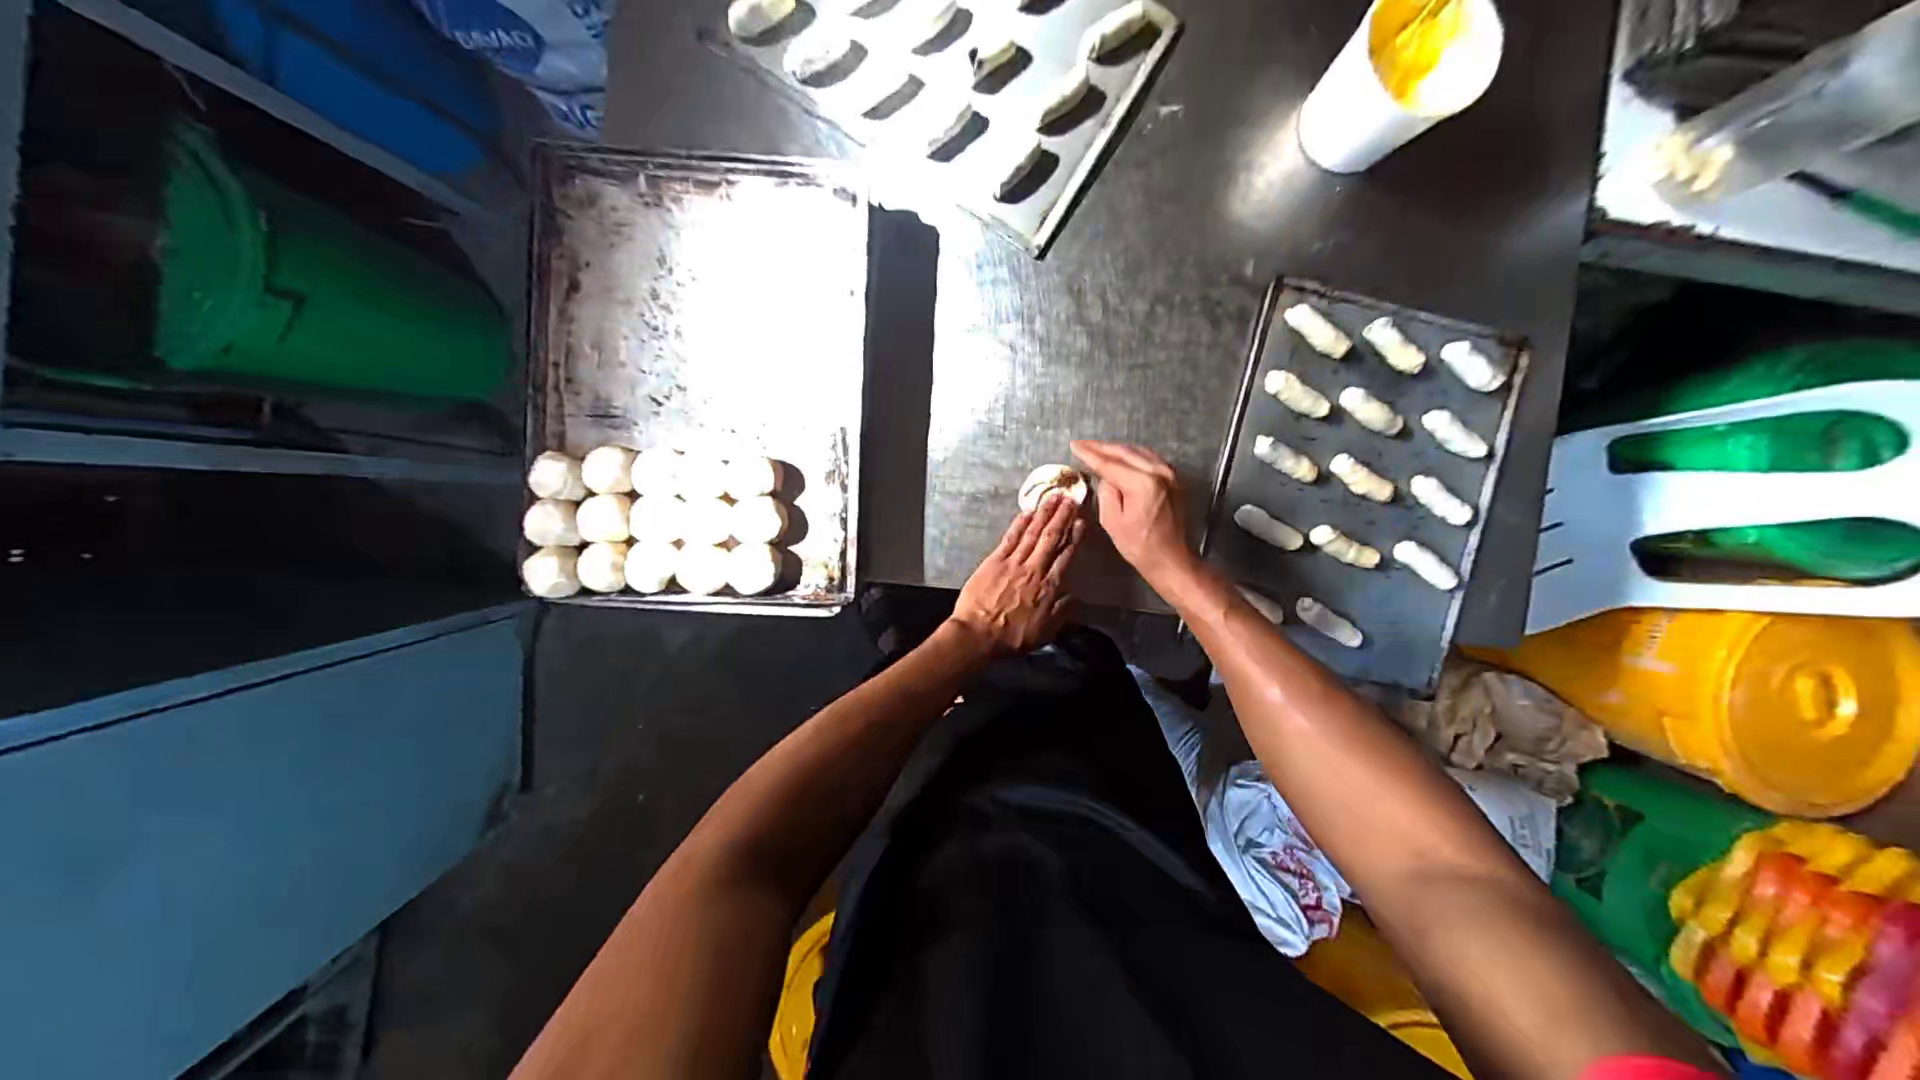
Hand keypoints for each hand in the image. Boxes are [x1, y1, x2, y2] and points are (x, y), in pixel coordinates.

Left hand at [947, 494, 1085, 657]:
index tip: (1082, 522)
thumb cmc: (1012, 637)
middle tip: (1070, 498)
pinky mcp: (994, 561)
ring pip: (1033, 533)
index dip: (1075, 537)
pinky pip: (1010, 538)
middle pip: (1052, 538)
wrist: (978, 635)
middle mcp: (1034, 570)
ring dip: (1044, 514)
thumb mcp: (1045, 632)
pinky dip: (1020, 523)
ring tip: (1053, 498)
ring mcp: (1013, 563)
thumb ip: (1062, 612)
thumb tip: (1076, 597)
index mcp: (1049, 588)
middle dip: (1062, 517)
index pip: (1066, 556)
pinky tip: (1027, 512)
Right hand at [1069, 440, 1195, 584]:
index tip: (1075, 446)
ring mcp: (1169, 473)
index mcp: (1142, 484)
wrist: (1170, 557)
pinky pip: (1149, 458)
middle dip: (1101, 447)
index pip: (1110, 463)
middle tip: (1082, 444)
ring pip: (1138, 451)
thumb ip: (1107, 492)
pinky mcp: (1173, 478)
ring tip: (1098, 449)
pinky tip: (1121, 456)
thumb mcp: (1112, 521)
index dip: (1090, 454)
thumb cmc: (1138, 545)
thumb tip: (1106, 476)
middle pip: (1124, 452)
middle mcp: (1159, 472)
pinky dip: (1132, 454)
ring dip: (1117, 449)